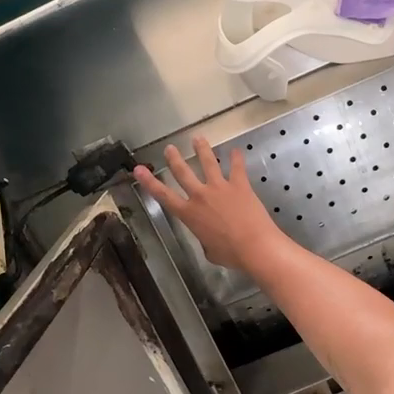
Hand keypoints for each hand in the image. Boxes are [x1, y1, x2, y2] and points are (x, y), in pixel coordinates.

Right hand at [133, 136, 286, 271]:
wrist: (254, 246)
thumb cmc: (230, 254)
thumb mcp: (209, 251)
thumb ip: (205, 239)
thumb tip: (210, 238)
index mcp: (189, 214)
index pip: (164, 195)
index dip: (149, 182)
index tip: (139, 169)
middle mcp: (200, 196)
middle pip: (183, 173)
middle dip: (175, 159)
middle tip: (169, 148)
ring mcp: (220, 188)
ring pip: (208, 163)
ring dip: (202, 150)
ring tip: (198, 138)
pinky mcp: (240, 185)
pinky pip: (237, 168)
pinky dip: (236, 159)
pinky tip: (236, 151)